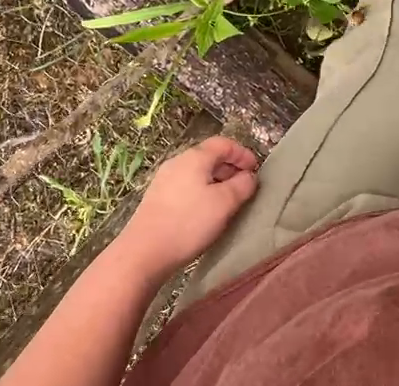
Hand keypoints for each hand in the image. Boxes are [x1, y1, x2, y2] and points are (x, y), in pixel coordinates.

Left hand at [110, 136, 259, 282]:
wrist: (143, 253)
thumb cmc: (188, 223)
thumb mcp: (224, 203)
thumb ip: (242, 185)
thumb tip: (249, 176)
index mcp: (195, 157)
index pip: (224, 144)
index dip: (242, 153)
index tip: (255, 170)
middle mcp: (177, 162)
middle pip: (209, 157)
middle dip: (230, 168)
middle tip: (244, 187)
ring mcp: (164, 180)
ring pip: (197, 173)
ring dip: (216, 182)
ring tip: (227, 202)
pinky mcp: (156, 199)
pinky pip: (186, 187)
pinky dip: (201, 192)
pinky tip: (204, 213)